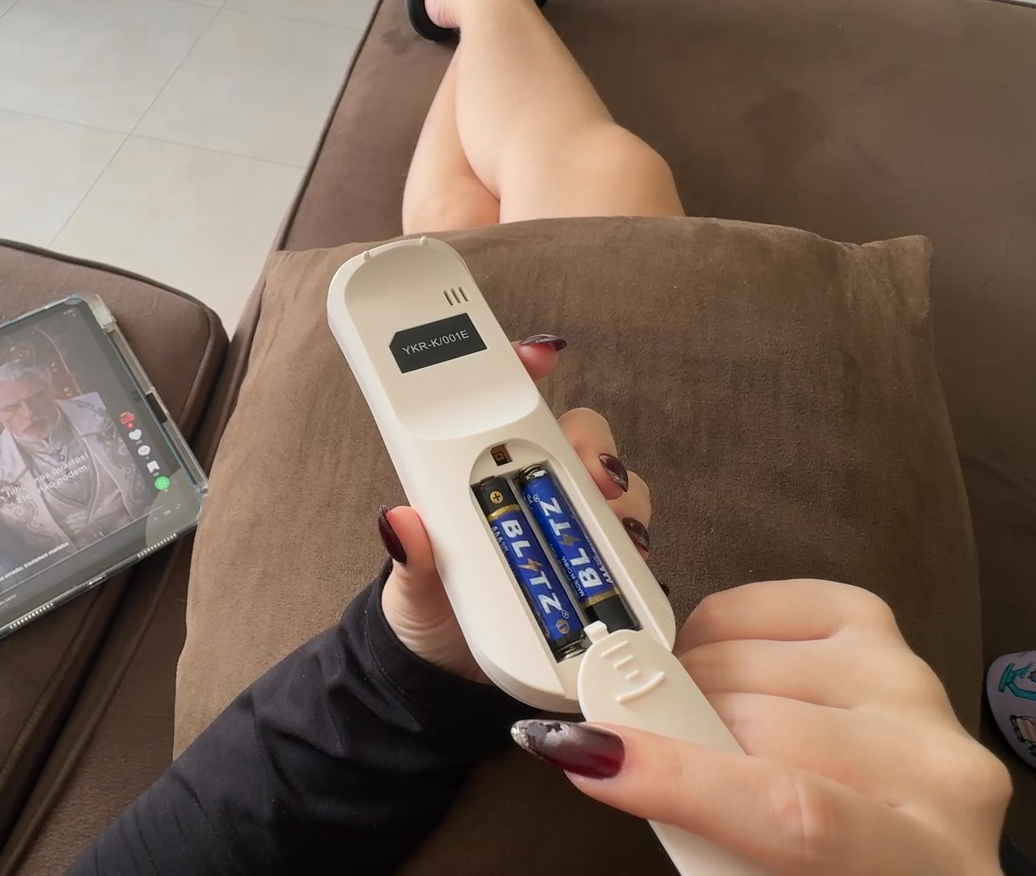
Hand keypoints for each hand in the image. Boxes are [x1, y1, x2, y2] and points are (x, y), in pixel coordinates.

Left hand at [378, 334, 652, 681]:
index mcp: (470, 476)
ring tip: (616, 511)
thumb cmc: (426, 614)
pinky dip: (635, 537)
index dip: (522, 370)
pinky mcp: (591, 565)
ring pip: (609, 480)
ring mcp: (561, 524)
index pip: (498, 406)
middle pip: (570, 435)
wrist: (452, 680)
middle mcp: (523, 489)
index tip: (541, 356)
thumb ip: (411, 558)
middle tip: (593, 465)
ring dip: (620, 486)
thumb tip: (399, 523)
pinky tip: (632, 554)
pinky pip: (627, 536)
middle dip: (589, 439)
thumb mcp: (410, 587)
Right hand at [513, 581, 1009, 875]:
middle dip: (670, 720)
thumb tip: (596, 752)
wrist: (904, 847)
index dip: (682, 777)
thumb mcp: (758, 871)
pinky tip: (717, 659)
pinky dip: (715, 624)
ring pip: (749, 660)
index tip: (590, 756)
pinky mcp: (880, 631)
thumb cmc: (822, 866)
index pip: (796, 812)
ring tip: (687, 712)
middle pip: (760, 721)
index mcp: (927, 866)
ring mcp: (912, 688)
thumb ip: (701, 826)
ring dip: (692, 680)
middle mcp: (940, 771)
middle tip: (628, 732)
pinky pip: (762, 603)